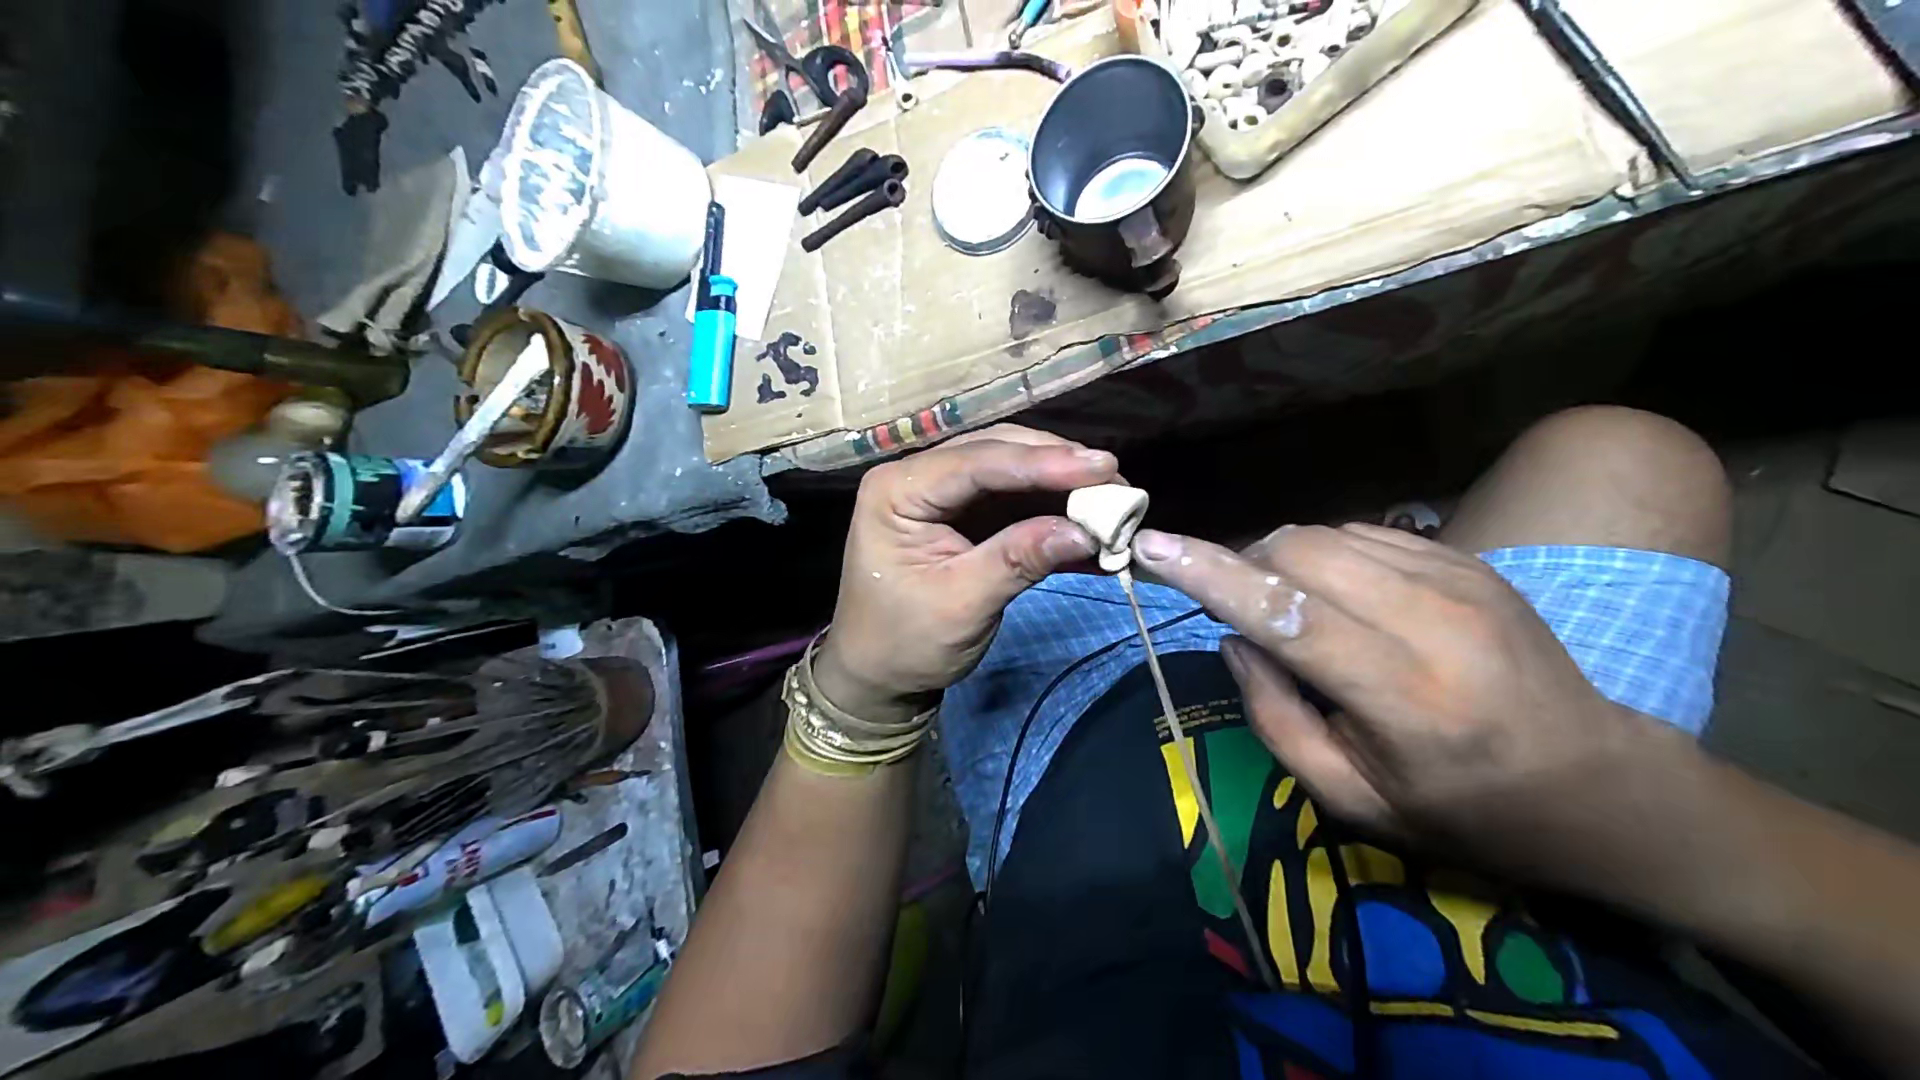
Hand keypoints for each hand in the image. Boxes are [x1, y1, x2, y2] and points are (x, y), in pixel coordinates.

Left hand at [814, 426, 1117, 720]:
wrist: (879, 673)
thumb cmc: (905, 641)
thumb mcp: (961, 604)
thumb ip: (1018, 560)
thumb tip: (1085, 532)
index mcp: (898, 490)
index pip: (976, 462)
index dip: (1041, 462)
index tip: (1101, 466)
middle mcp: (918, 478)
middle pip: (997, 452)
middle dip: (1057, 465)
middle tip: (1116, 481)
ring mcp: (943, 494)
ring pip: (1013, 471)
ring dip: (1063, 485)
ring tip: (1114, 500)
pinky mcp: (966, 515)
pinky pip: (1016, 501)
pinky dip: (1053, 511)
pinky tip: (1091, 524)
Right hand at [1134, 523, 1683, 853]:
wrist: (1599, 785)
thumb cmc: (1462, 809)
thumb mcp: (1350, 797)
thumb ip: (1273, 716)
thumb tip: (1234, 639)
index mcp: (1405, 697)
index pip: (1287, 615)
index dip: (1211, 576)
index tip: (1152, 547)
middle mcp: (1434, 621)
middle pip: (1299, 552)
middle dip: (1245, 567)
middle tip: (1240, 609)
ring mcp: (1459, 581)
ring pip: (1325, 533)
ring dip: (1282, 561)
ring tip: (1293, 609)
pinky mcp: (1468, 562)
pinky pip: (1362, 533)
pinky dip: (1325, 557)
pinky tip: (1340, 598)